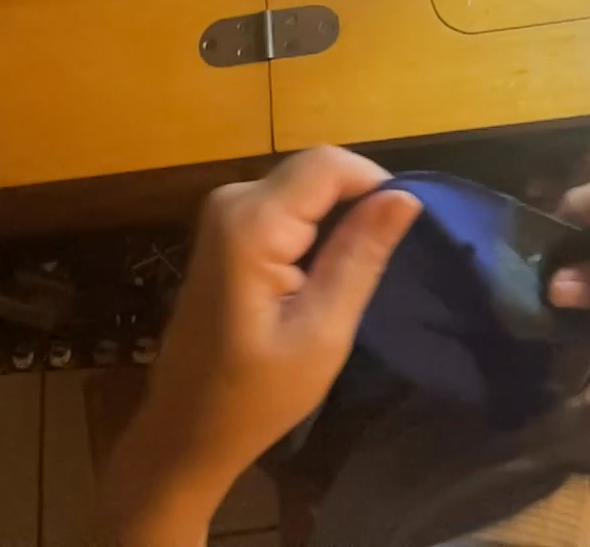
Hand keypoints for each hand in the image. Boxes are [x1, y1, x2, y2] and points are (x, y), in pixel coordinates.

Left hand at [101, 147, 420, 542]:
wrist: (185, 426)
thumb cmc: (255, 395)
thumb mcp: (323, 332)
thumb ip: (360, 254)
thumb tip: (405, 196)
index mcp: (251, 222)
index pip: (327, 164)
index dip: (374, 182)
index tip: (402, 229)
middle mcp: (232, 199)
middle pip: (314, 170)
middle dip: (356, 201)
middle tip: (378, 261)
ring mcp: (223, 209)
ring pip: (303, 184)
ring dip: (337, 215)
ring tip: (350, 271)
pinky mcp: (225, 224)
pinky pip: (285, 202)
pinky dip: (314, 225)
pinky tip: (319, 271)